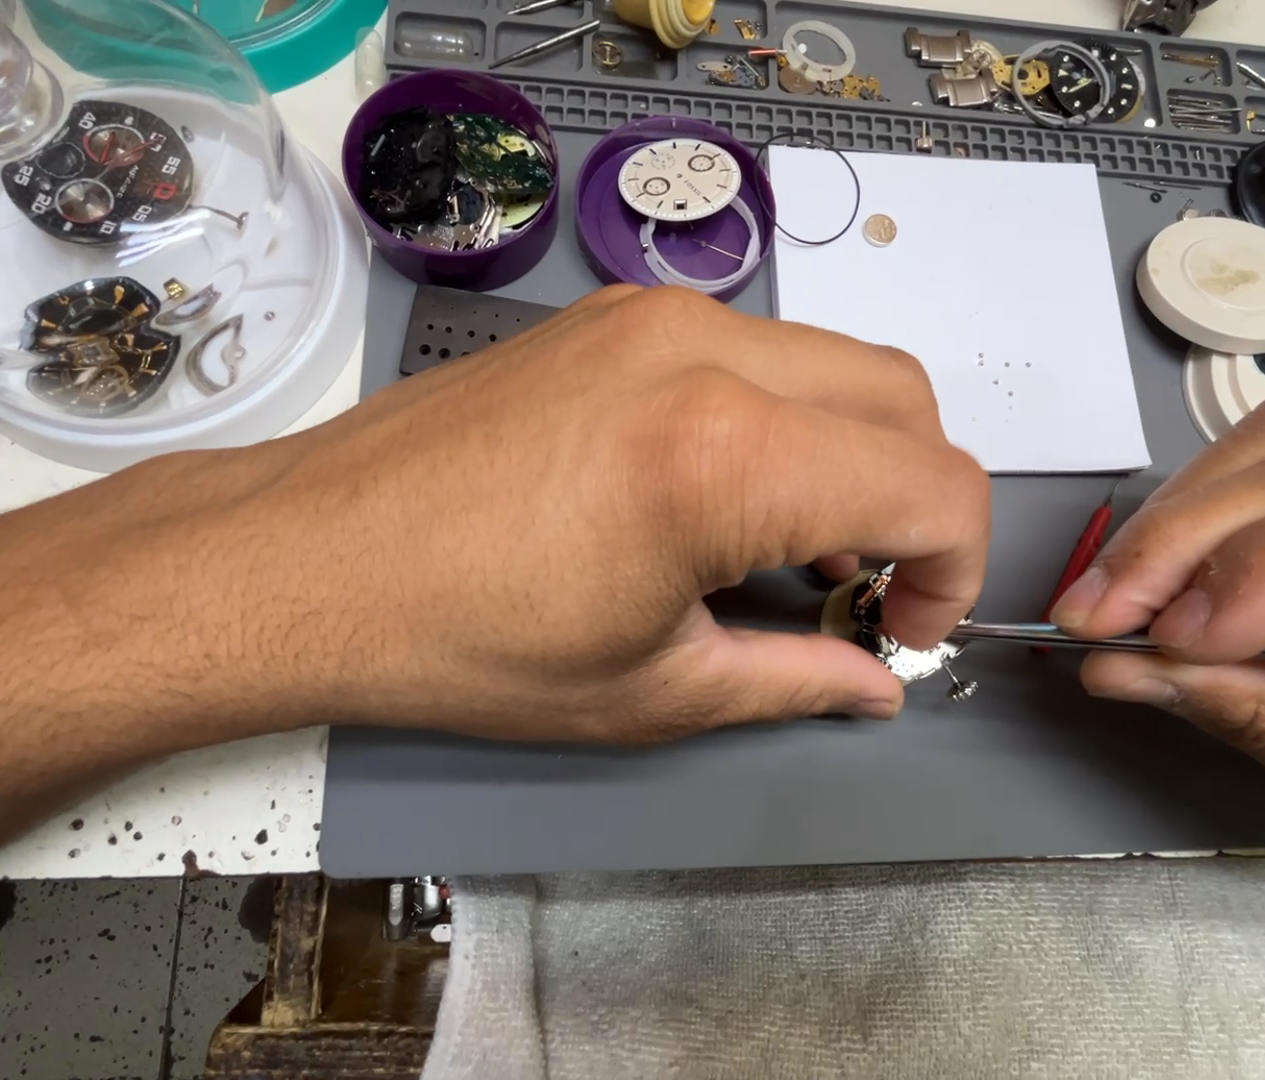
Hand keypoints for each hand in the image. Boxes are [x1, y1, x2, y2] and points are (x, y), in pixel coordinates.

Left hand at [143, 286, 988, 742]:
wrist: (311, 558)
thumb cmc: (463, 641)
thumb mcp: (651, 689)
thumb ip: (794, 681)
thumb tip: (874, 683)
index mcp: (725, 458)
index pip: (935, 484)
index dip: (953, 570)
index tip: (905, 626)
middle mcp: (705, 355)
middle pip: (905, 401)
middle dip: (917, 503)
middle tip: (861, 586)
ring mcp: (656, 319)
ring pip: (835, 366)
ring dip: (851, 455)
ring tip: (792, 546)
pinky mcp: (617, 317)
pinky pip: (758, 351)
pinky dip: (786, 418)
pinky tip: (729, 491)